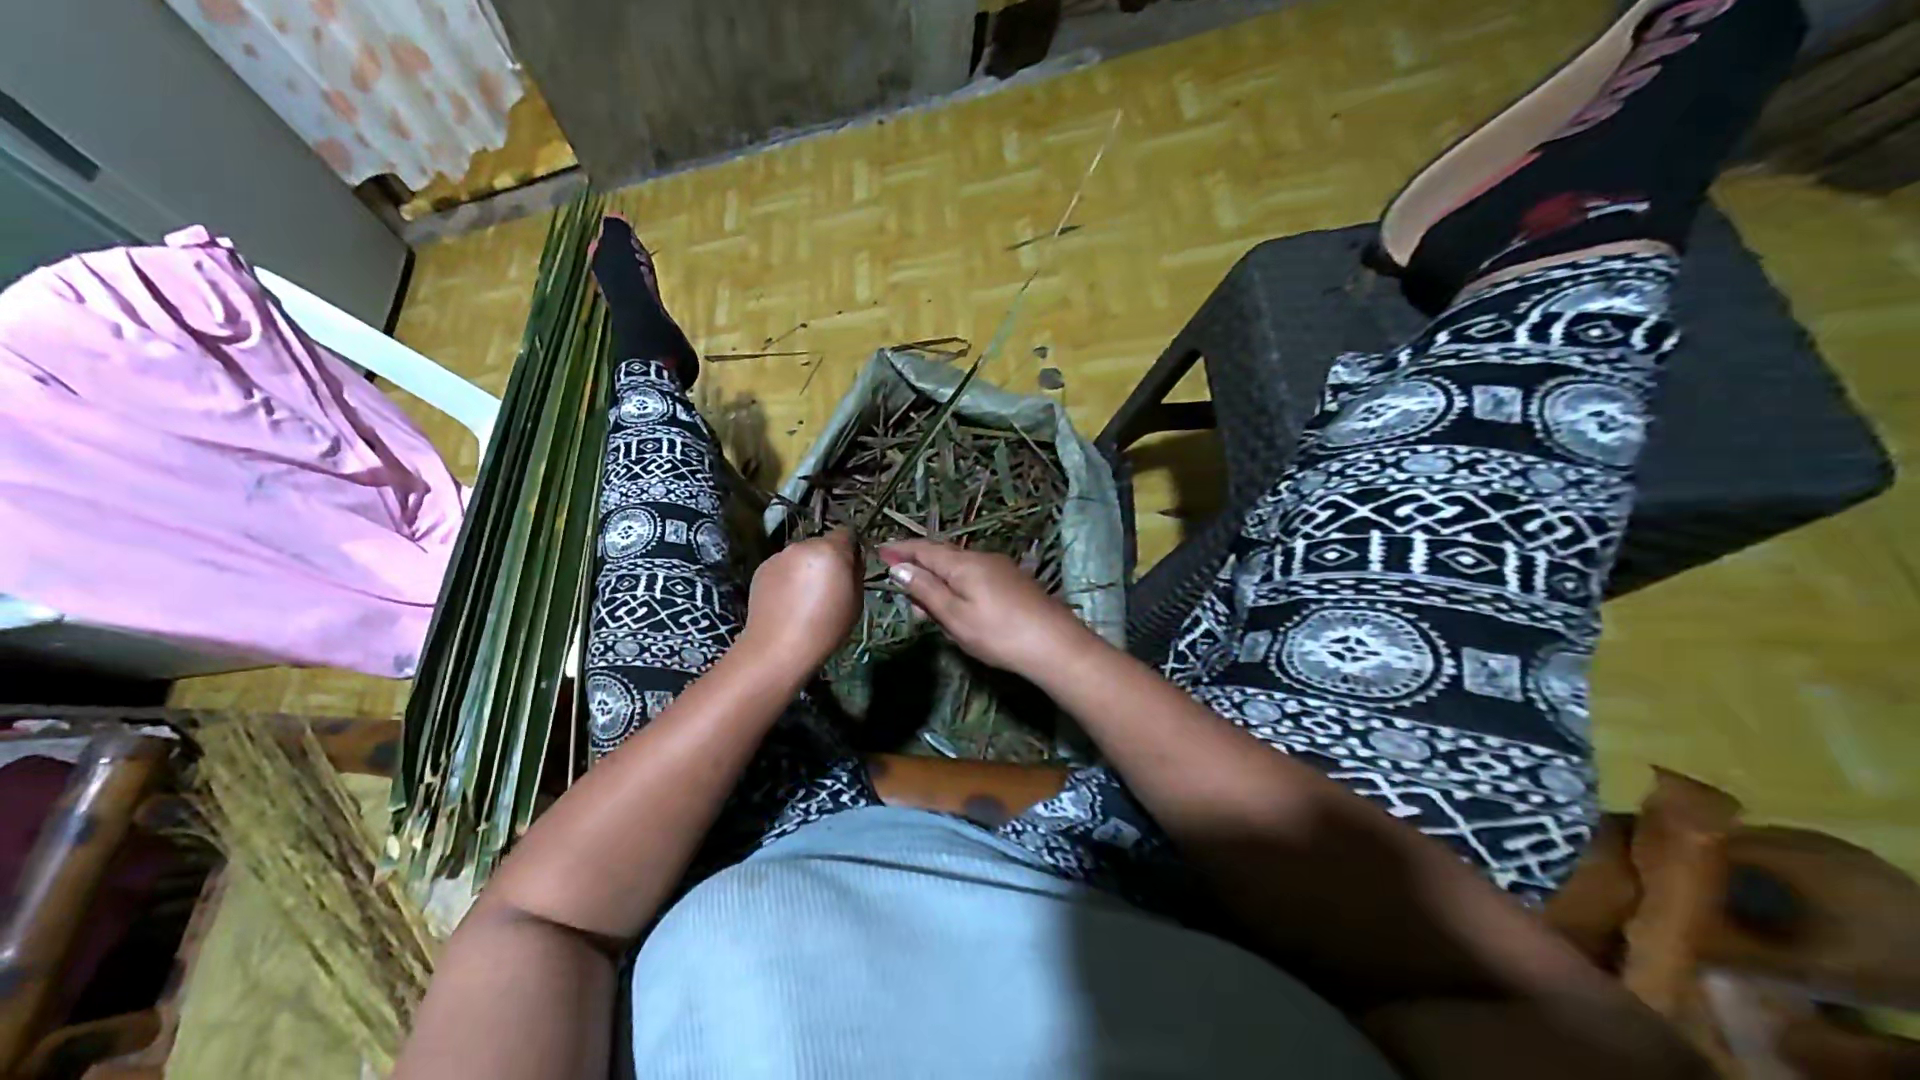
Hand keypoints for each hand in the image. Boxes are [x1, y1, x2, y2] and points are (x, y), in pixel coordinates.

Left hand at [740, 530, 861, 675]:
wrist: (778, 648)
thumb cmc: (825, 627)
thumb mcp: (856, 601)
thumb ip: (856, 572)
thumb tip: (852, 559)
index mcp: (829, 550)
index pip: (846, 533)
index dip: (850, 549)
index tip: (849, 570)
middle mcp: (802, 546)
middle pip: (821, 544)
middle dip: (826, 559)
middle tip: (827, 588)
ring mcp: (778, 556)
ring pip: (801, 556)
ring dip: (806, 568)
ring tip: (804, 598)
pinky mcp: (761, 568)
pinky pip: (783, 566)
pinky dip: (788, 577)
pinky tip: (787, 601)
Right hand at [877, 539, 1103, 678]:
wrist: (1055, 644)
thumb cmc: (998, 632)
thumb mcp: (954, 615)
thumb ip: (926, 590)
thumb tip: (900, 568)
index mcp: (963, 563)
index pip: (924, 549)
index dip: (900, 550)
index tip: (879, 552)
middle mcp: (981, 557)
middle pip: (942, 555)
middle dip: (917, 565)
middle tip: (897, 582)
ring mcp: (1000, 569)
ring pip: (959, 567)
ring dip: (937, 579)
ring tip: (923, 604)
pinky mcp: (1012, 583)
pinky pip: (974, 577)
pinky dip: (956, 586)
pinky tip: (955, 606)